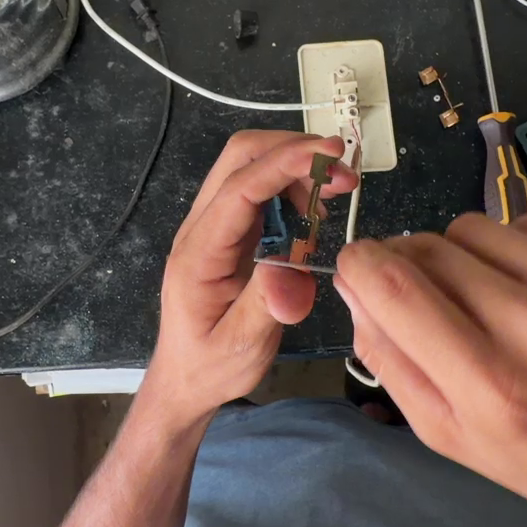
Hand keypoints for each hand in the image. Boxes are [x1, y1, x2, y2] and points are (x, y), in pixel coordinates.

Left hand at [142, 131, 355, 424]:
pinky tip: (313, 211)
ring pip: (248, 165)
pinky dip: (289, 184)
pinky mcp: (228, 230)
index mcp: (200, 251)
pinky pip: (256, 188)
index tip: (330, 156)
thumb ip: (266, 306)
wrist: (184, 376)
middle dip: (292, 150)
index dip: (284, 164)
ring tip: (336, 191)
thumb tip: (294, 271)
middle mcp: (201, 226)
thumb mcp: (242, 346)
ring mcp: (213, 224)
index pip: (240, 188)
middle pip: (239, 157)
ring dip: (294, 165)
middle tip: (343, 173)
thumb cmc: (210, 365)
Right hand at [334, 213, 526, 526]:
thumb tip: (354, 283)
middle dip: (408, 262)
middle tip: (429, 295)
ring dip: (462, 254)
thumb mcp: (454, 437)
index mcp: (494, 389)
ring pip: (473, 228)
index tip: (359, 269)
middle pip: (429, 247)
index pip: (394, 285)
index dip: (360, 263)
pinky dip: (513, 249)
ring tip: (492, 296)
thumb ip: (390, 358)